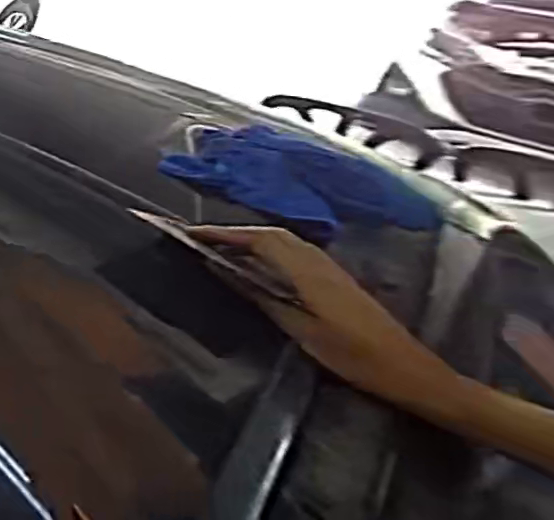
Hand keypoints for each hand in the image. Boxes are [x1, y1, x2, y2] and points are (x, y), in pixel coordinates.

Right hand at [191, 226, 464, 411]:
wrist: (421, 379)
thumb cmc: (357, 358)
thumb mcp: (301, 330)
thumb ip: (260, 295)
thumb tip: (221, 270)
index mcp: (309, 274)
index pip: (259, 240)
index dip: (222, 234)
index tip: (190, 233)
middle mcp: (321, 265)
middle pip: (272, 235)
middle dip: (234, 232)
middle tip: (202, 239)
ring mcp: (333, 272)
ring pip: (285, 241)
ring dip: (251, 238)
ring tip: (224, 248)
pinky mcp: (339, 281)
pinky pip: (296, 252)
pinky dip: (269, 249)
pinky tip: (259, 263)